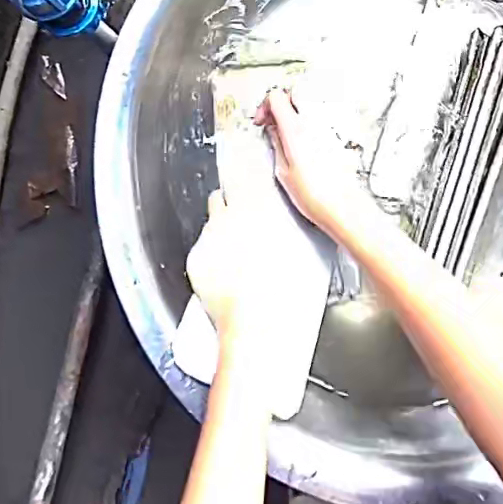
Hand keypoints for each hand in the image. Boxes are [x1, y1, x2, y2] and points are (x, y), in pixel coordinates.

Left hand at [186, 188, 284, 343]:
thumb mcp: (307, 251)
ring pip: (211, 224)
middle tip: (244, 229)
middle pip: (223, 196)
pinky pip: (201, 251)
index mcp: (264, 206)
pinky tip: (224, 277)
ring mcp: (211, 235)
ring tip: (236, 259)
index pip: (246, 175)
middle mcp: (233, 213)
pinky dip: (210, 260)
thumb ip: (296, 228)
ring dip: (220, 234)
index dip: (247, 183)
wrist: (259, 328)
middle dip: (230, 208)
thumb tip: (291, 224)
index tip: (251, 190)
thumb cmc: (290, 295)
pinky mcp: (195, 258)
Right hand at [252, 88, 379, 239]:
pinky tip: (308, 132)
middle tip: (274, 118)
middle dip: (281, 100)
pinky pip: (324, 112)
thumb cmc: (316, 196)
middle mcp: (315, 121)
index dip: (264, 106)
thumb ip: (276, 144)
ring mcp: (330, 125)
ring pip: (311, 98)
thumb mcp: (284, 172)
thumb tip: (273, 131)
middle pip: (295, 91)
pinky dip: (312, 115)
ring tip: (290, 124)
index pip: (277, 97)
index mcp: (296, 130)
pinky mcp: (340, 133)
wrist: (345, 208)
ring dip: (297, 106)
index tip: (262, 121)